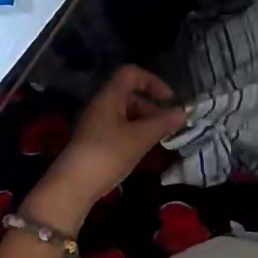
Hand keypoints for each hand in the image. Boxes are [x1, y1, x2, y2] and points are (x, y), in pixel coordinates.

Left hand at [23, 66, 190, 229]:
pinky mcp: (95, 140)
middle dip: (152, 106)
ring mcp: (96, 122)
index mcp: (109, 96)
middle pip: (129, 94)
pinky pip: (119, 127)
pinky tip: (143, 148)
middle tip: (168, 125)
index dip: (153, 82)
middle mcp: (101, 104)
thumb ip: (162, 123)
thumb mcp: (140, 138)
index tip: (169, 101)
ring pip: (125, 112)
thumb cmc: (108, 154)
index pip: (131, 73)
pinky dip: (134, 132)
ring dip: (145, 121)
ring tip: (159, 138)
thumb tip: (183, 112)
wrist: (73, 184)